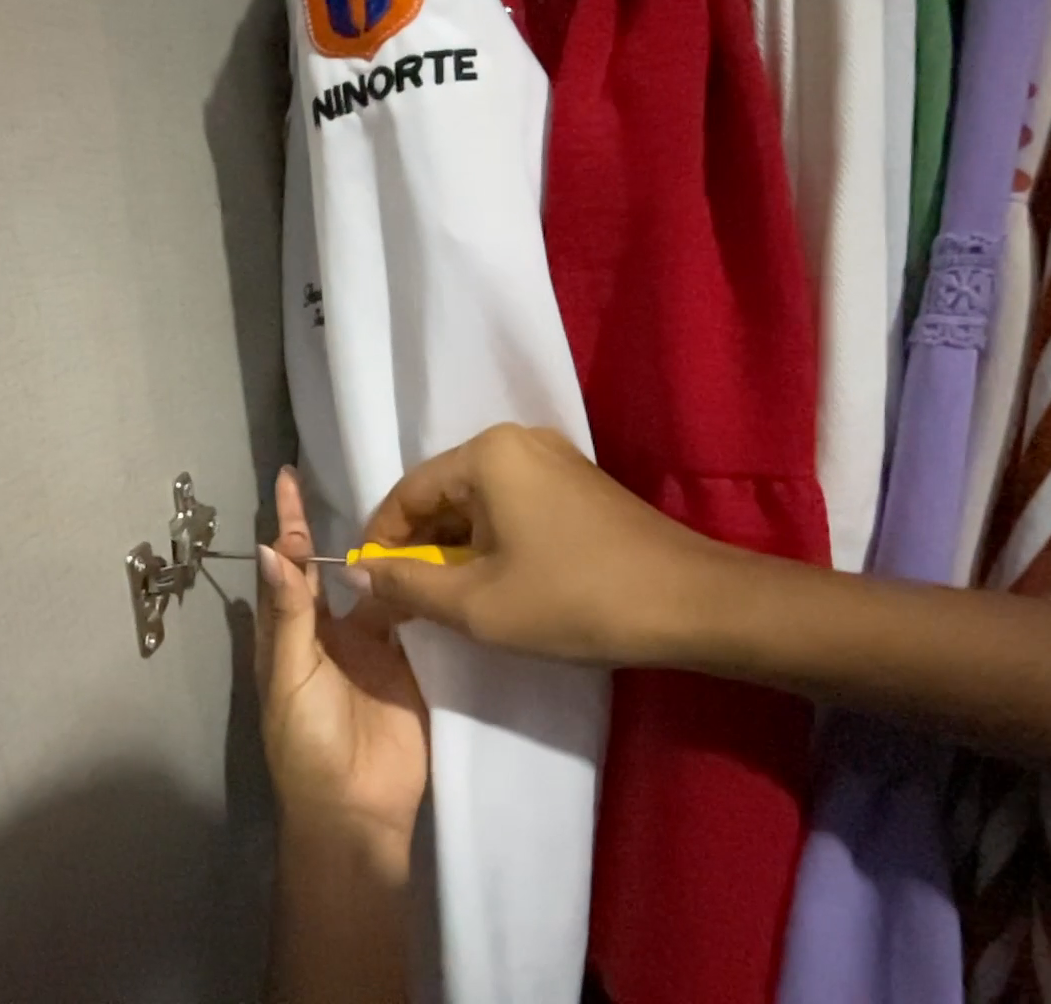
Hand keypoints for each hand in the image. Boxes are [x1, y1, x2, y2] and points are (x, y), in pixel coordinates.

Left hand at [257, 467, 428, 846]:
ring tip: (400, 505)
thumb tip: (269, 547)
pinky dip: (417, 588)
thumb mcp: (290, 675)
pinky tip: (433, 554)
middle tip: (351, 477)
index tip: (289, 476)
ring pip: (374, 586)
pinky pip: (412, 616)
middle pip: (329, 569)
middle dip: (333, 527)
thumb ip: (287, 614)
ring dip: (381, 552)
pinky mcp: (409, 663)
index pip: (286, 566)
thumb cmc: (307, 741)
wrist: (357, 810)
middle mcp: (328, 631)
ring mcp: (371, 646)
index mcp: (290, 632)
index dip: (287, 522)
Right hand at [359, 423, 724, 665]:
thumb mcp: (475, 603)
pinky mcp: (574, 484)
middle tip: (405, 598)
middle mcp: (514, 442)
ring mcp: (551, 460)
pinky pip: (507, 506)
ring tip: (445, 595)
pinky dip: (486, 541)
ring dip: (452, 547)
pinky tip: (489, 580)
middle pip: (439, 494)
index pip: (405, 494)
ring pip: (473, 503)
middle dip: (417, 547)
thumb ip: (405, 584)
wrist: (697, 608)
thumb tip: (354, 574)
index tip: (370, 587)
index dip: (379, 543)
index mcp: (485, 455)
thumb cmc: (574, 601)